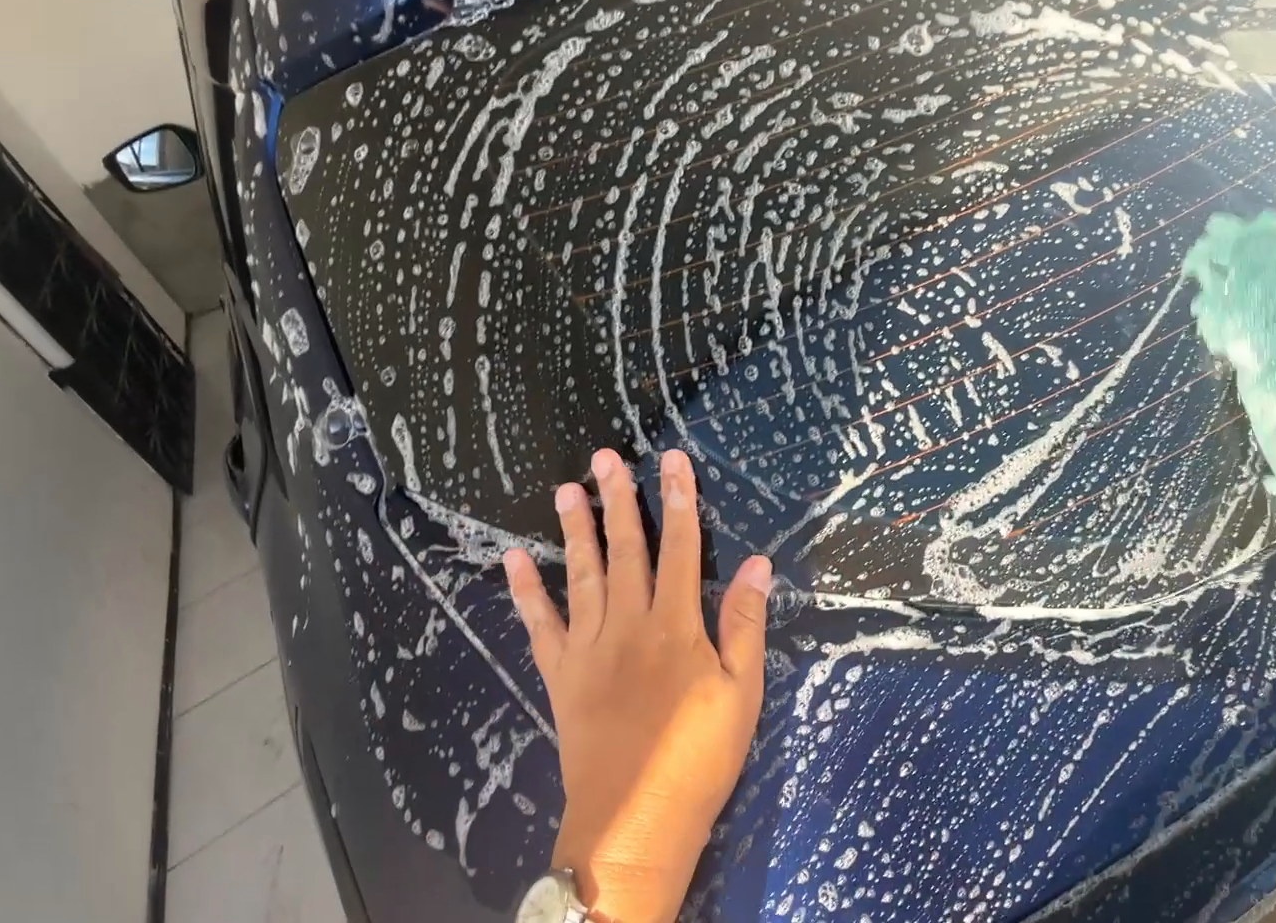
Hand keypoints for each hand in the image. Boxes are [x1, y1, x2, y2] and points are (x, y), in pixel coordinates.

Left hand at [503, 448, 772, 922]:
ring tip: (566, 490)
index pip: (681, 547)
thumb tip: (759, 562)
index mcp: (676, 624)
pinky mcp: (561, 674)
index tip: (671, 459)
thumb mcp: (742, 690)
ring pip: (582, 575)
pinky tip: (515, 560)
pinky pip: (541, 626)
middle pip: (625, 549)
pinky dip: (527, 592)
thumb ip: (745, 623)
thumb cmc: (700, 755)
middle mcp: (629, 623)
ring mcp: (589, 647)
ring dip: (575, 530)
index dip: (678, 500)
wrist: (636, 818)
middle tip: (605, 458)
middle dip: (618, 500)